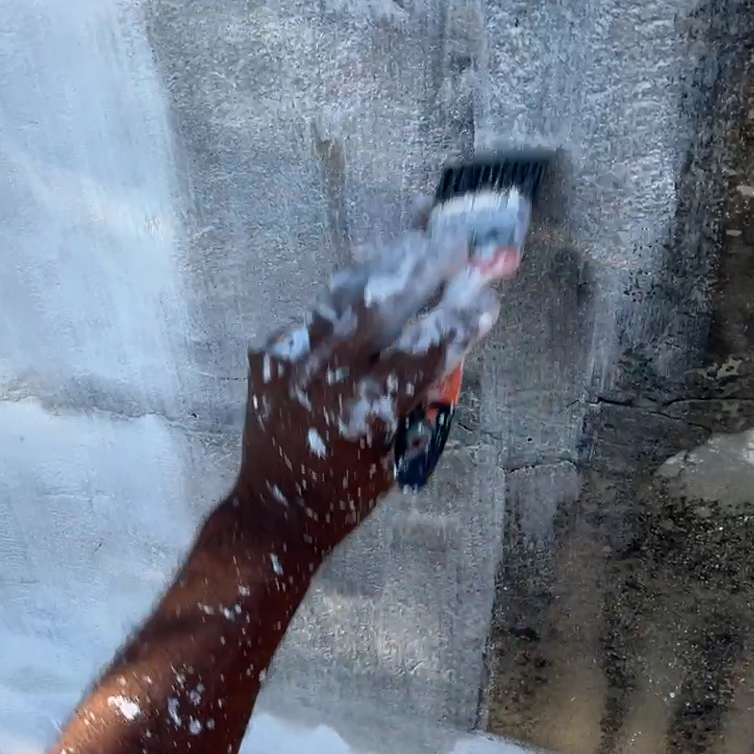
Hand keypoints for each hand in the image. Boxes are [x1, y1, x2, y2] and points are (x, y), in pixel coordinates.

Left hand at [233, 223, 506, 553]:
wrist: (274, 509)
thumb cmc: (346, 492)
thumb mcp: (399, 454)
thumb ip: (422, 398)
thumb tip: (449, 340)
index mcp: (364, 411)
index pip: (425, 349)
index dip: (460, 318)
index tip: (488, 294)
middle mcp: (323, 378)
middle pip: (381, 304)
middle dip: (424, 268)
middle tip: (456, 244)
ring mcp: (289, 360)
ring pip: (343, 296)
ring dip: (385, 270)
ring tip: (417, 246)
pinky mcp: (266, 354)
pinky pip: (315, 316)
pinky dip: (345, 303)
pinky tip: (370, 288)